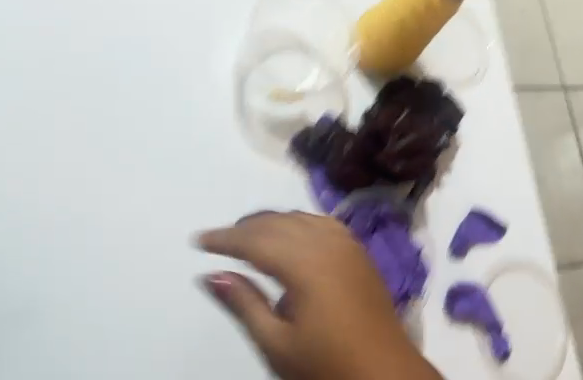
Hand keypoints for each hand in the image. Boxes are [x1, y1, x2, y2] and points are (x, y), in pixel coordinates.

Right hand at [196, 212, 441, 379]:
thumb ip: (244, 304)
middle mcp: (327, 242)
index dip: (226, 239)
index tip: (199, 240)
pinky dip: (300, 223)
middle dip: (247, 227)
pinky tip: (291, 235)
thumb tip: (211, 275)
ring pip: (303, 218)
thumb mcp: (276, 343)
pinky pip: (323, 223)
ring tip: (248, 235)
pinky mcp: (359, 250)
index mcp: (305, 262)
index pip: (256, 240)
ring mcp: (348, 243)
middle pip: (280, 223)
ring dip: (273, 222)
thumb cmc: (325, 364)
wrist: (384, 371)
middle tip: (220, 238)